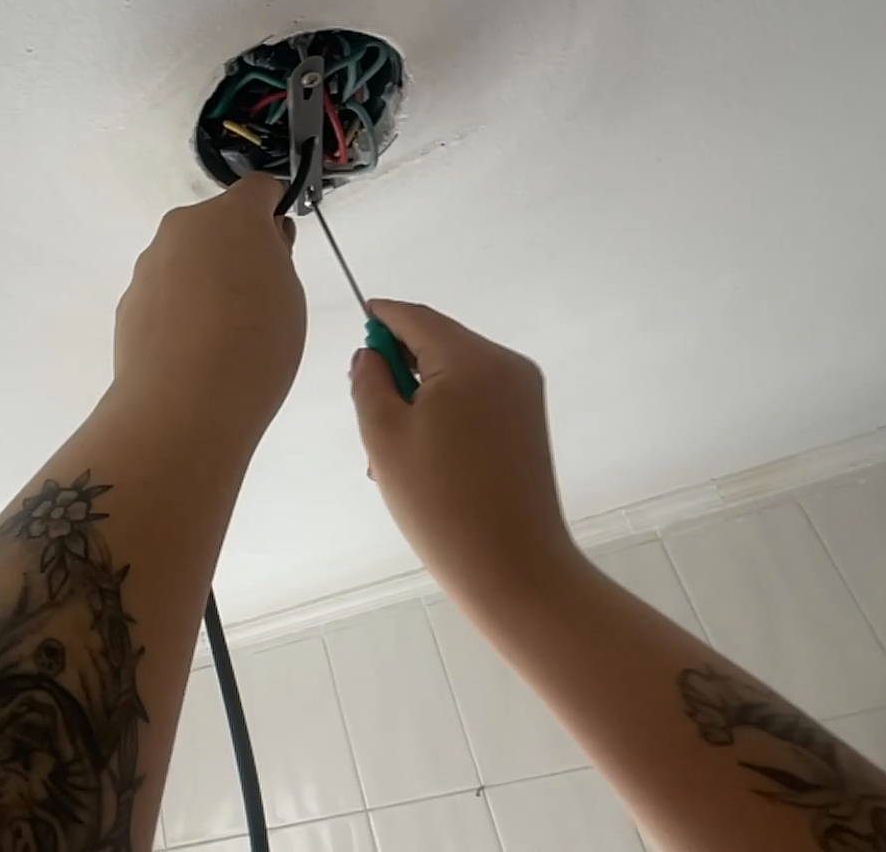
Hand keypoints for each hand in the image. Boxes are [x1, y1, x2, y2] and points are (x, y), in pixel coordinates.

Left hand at [113, 174, 306, 435]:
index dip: (275, 212)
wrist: (185, 403)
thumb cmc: (255, 343)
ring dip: (206, 279)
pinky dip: (180, 309)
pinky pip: (165, 292)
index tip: (281, 245)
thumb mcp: (290, 294)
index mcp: (231, 216)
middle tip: (257, 299)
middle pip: (218, 224)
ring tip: (223, 334)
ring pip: (187, 259)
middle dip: (237, 249)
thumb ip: (277, 255)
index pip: (259, 190)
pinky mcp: (129, 301)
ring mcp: (150, 264)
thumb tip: (263, 241)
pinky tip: (193, 350)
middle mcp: (183, 228)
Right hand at [349, 300, 579, 600]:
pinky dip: (444, 408)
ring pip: (455, 371)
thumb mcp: (384, 437)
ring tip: (392, 446)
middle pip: (438, 342)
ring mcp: (523, 392)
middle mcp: (505, 364)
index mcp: (471, 360)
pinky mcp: (528, 420)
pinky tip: (423, 452)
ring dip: (419, 392)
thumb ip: (369, 382)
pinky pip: (476, 395)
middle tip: (368, 404)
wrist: (515, 570)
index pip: (416, 317)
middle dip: (400, 363)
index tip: (358, 321)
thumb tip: (371, 355)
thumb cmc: (439, 503)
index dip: (382, 316)